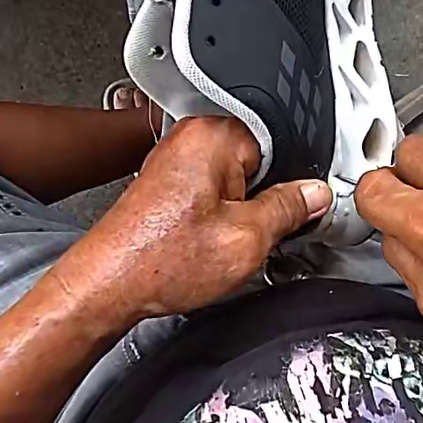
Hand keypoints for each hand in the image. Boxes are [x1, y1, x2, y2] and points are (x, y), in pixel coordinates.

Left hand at [50, 116, 331, 319]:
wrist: (106, 286)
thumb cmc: (159, 261)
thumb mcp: (248, 239)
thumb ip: (291, 209)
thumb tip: (315, 194)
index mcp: (215, 136)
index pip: (284, 143)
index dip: (296, 180)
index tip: (299, 207)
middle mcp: (193, 136)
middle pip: (261, 159)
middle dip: (268, 195)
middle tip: (255, 230)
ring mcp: (178, 156)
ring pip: (239, 176)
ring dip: (244, 207)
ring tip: (224, 237)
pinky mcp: (171, 179)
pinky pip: (216, 186)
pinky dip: (222, 211)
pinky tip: (209, 238)